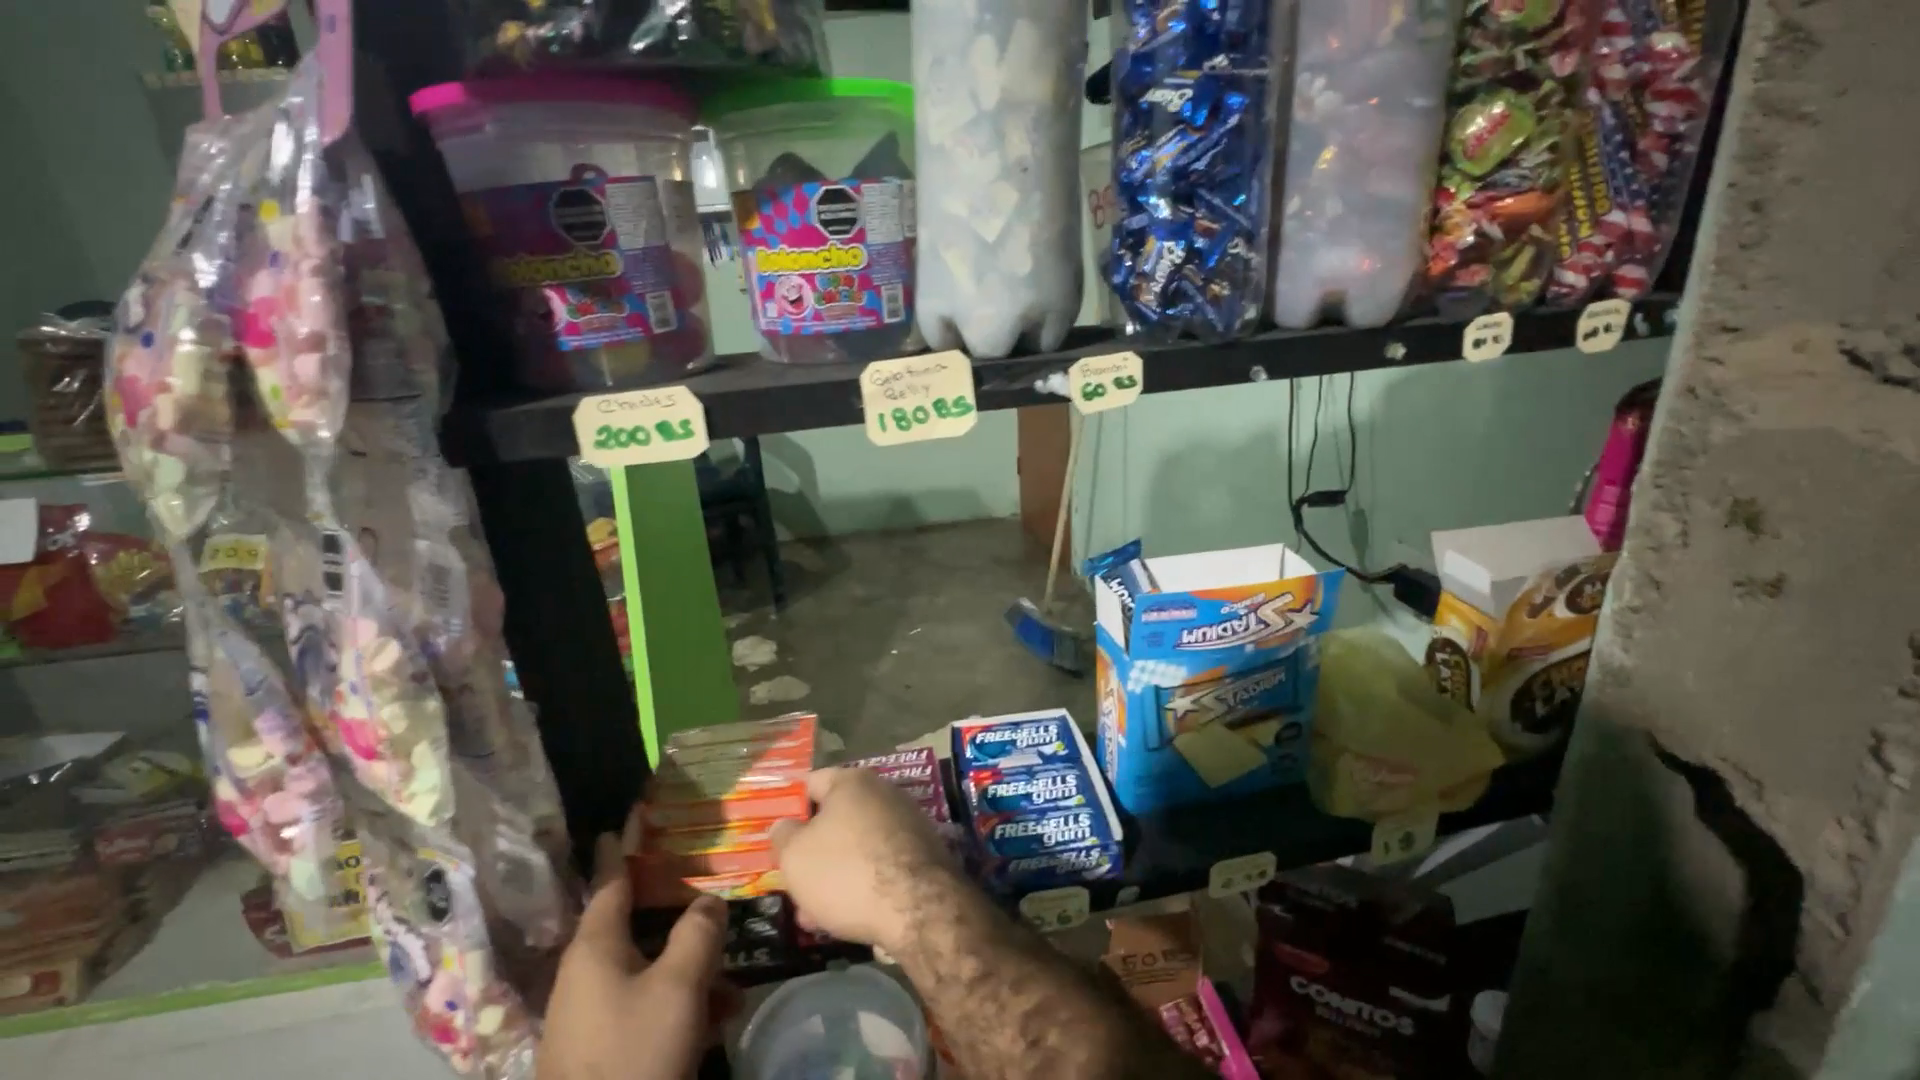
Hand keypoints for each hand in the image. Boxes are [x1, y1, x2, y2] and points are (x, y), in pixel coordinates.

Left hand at [538, 832, 733, 1079]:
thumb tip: (708, 901)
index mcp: (595, 948)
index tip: (622, 821)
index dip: (619, 851)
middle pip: (636, 928)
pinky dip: (679, 1004)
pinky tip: (715, 1020)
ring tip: (731, 988)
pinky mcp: (600, 1046)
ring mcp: (590, 1013)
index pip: (609, 883)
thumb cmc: (634, 1051)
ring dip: (690, 972)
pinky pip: (644, 1006)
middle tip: (713, 905)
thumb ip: (697, 934)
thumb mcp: (678, 987)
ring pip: (648, 971)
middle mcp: (586, 973)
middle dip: (680, 921)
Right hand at [770, 767, 956, 951]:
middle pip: (836, 820)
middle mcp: (884, 795)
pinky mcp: (923, 857)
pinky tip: (845, 918)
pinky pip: (881, 867)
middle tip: (793, 883)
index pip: (811, 783)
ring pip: (857, 848)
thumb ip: (783, 836)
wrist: (918, 910)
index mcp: (853, 782)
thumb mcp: (794, 856)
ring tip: (812, 915)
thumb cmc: (847, 872)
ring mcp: (908, 825)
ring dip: (833, 877)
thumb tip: (785, 825)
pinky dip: (862, 886)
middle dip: (812, 854)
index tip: (777, 836)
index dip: (790, 808)